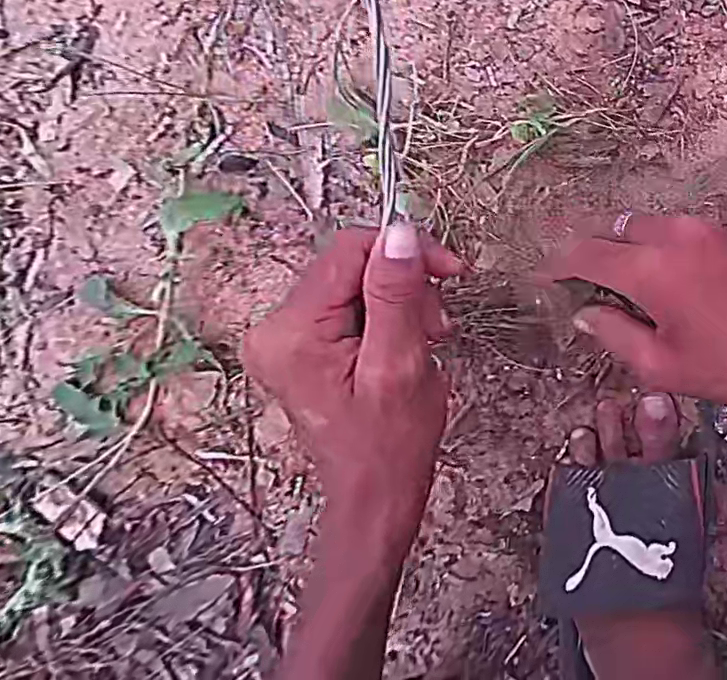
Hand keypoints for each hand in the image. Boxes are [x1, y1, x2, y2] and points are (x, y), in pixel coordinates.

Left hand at [244, 224, 463, 555]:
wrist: (376, 492)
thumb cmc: (390, 442)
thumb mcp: (399, 362)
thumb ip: (396, 294)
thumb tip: (400, 233)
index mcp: (292, 331)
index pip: (352, 249)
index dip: (407, 251)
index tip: (449, 271)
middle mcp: (277, 327)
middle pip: (356, 262)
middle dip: (408, 282)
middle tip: (437, 321)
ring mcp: (289, 335)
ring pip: (362, 279)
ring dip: (405, 298)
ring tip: (425, 336)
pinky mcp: (306, 341)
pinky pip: (357, 300)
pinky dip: (393, 311)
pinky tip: (408, 338)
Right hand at [537, 214, 726, 409]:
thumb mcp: (661, 364)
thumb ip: (614, 332)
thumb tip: (587, 313)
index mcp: (651, 269)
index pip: (587, 254)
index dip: (559, 265)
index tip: (545, 276)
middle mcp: (673, 236)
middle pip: (612, 228)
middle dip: (587, 245)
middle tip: (570, 271)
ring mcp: (700, 229)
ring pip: (642, 223)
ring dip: (619, 241)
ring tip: (608, 274)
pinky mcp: (720, 233)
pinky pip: (670, 228)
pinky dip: (648, 241)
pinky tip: (649, 269)